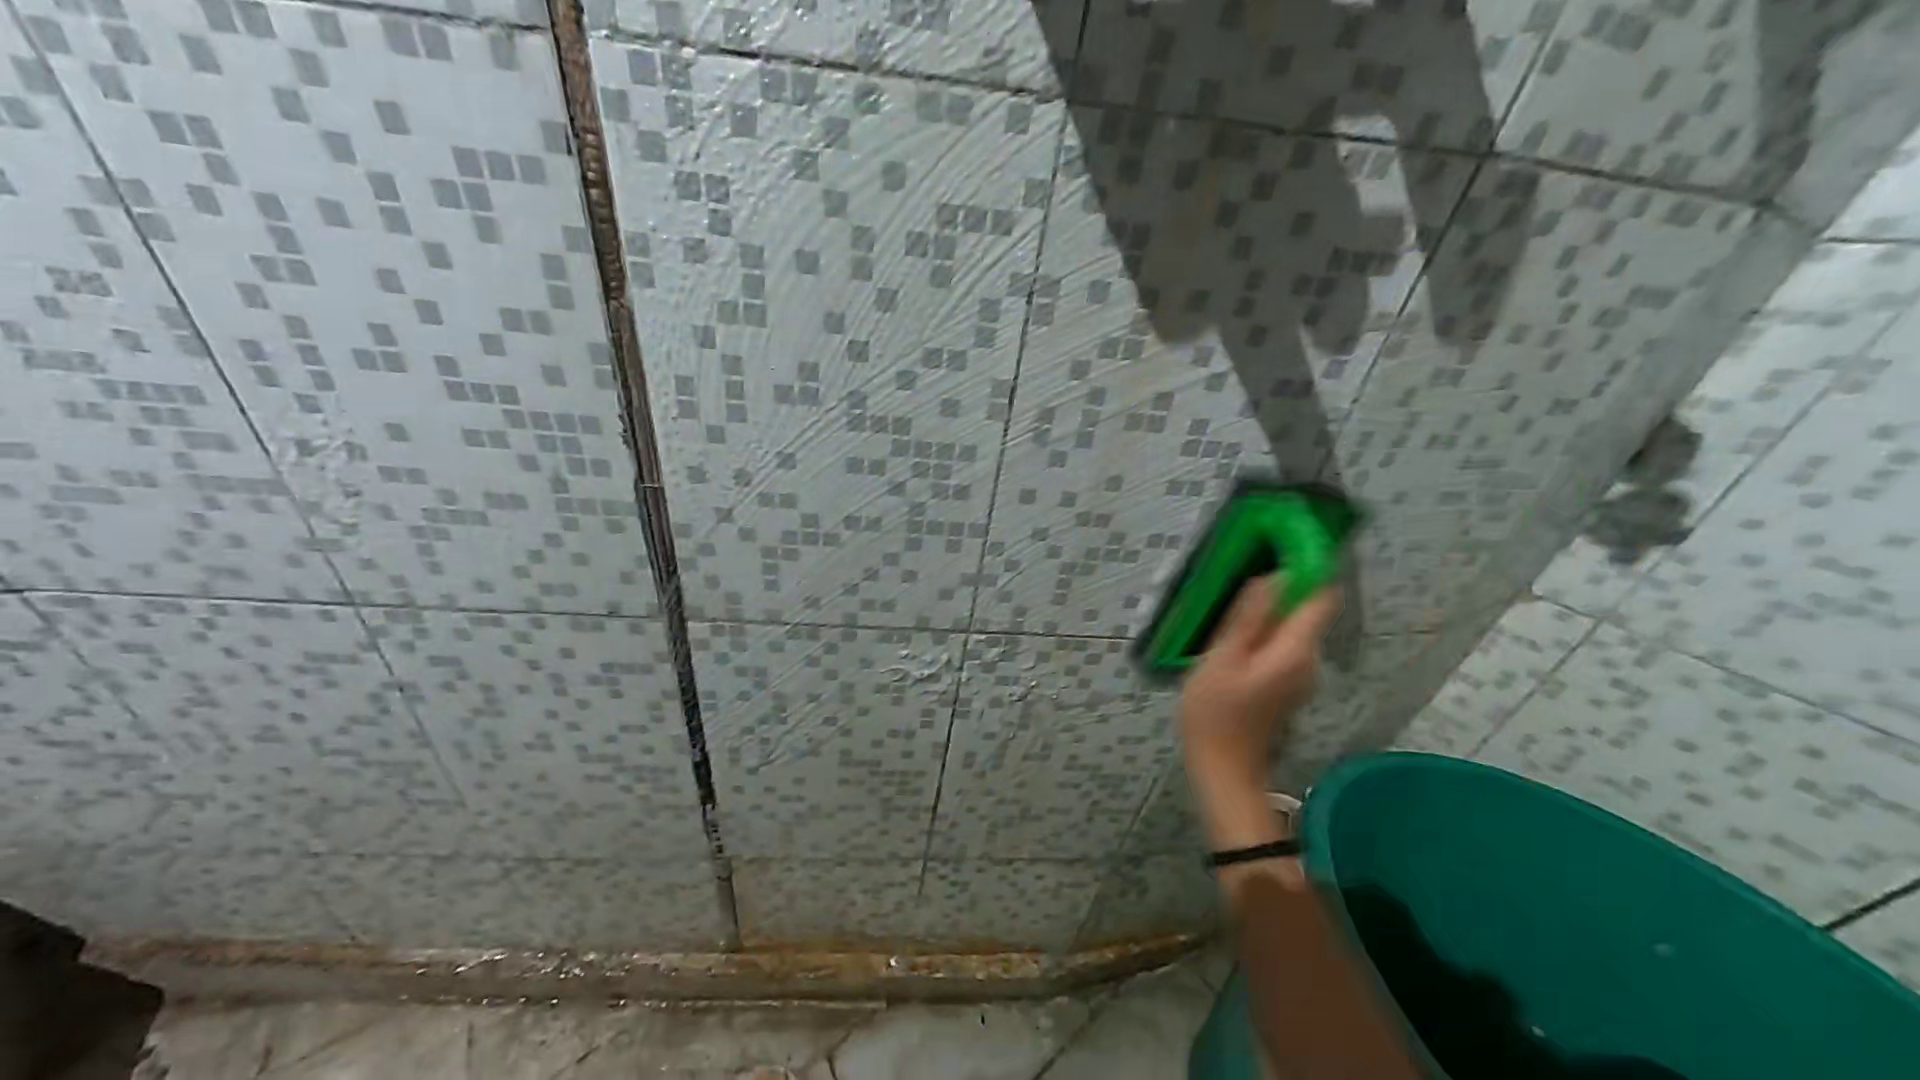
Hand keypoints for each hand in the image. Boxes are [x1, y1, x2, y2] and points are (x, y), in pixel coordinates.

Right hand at [1180, 576, 1342, 790]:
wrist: (1223, 769)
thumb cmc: (1215, 713)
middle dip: (1282, 588)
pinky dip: (1265, 633)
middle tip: (1240, 578)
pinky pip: (1283, 645)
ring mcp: (1301, 674)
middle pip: (1308, 610)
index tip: (1281, 546)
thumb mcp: (1222, 659)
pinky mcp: (1287, 684)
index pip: (1323, 595)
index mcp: (1297, 650)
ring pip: (1293, 628)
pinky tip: (1234, 639)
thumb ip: (1249, 618)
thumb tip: (1275, 577)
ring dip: (1269, 612)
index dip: (1309, 567)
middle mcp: (1310, 659)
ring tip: (1230, 608)